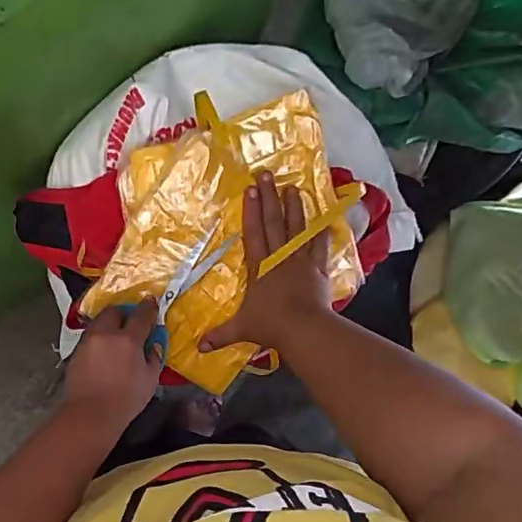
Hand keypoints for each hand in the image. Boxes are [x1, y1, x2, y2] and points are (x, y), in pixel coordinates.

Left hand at [64, 298, 162, 425]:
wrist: (90, 413)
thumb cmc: (126, 399)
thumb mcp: (150, 380)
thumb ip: (153, 358)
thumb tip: (152, 347)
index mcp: (128, 339)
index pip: (141, 316)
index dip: (148, 308)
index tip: (152, 303)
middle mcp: (105, 334)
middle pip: (114, 311)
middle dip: (124, 313)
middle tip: (132, 322)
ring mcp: (88, 342)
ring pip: (99, 322)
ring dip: (109, 324)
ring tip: (117, 336)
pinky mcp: (76, 353)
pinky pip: (91, 337)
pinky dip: (100, 338)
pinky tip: (105, 351)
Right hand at [201, 171, 332, 351]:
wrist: (304, 330)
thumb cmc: (271, 326)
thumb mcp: (242, 329)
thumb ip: (221, 335)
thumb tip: (199, 347)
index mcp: (260, 269)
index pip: (254, 234)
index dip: (251, 211)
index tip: (251, 190)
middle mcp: (280, 259)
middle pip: (274, 224)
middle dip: (269, 198)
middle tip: (267, 175)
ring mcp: (301, 262)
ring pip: (297, 230)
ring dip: (294, 208)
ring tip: (292, 188)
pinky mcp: (319, 270)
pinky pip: (320, 247)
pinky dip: (321, 234)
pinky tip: (322, 219)